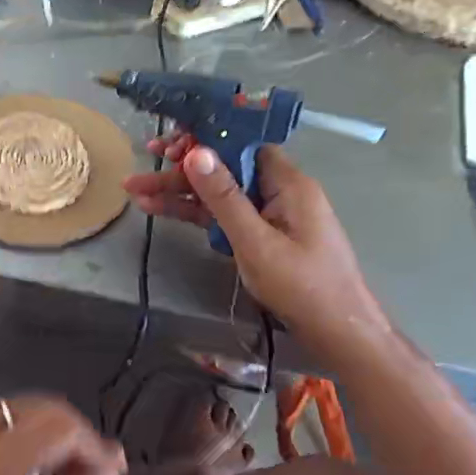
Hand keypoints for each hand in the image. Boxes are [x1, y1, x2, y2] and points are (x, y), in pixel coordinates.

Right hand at [124, 138, 389, 350]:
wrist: (340, 334)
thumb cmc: (303, 286)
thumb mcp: (256, 241)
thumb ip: (224, 197)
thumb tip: (197, 152)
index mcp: (287, 183)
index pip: (241, 143)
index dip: (203, 140)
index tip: (168, 147)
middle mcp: (278, 190)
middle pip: (222, 168)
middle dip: (179, 170)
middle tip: (140, 173)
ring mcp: (268, 213)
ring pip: (216, 192)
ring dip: (178, 192)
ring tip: (135, 193)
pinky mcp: (259, 233)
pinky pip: (221, 213)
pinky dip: (192, 212)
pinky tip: (159, 210)